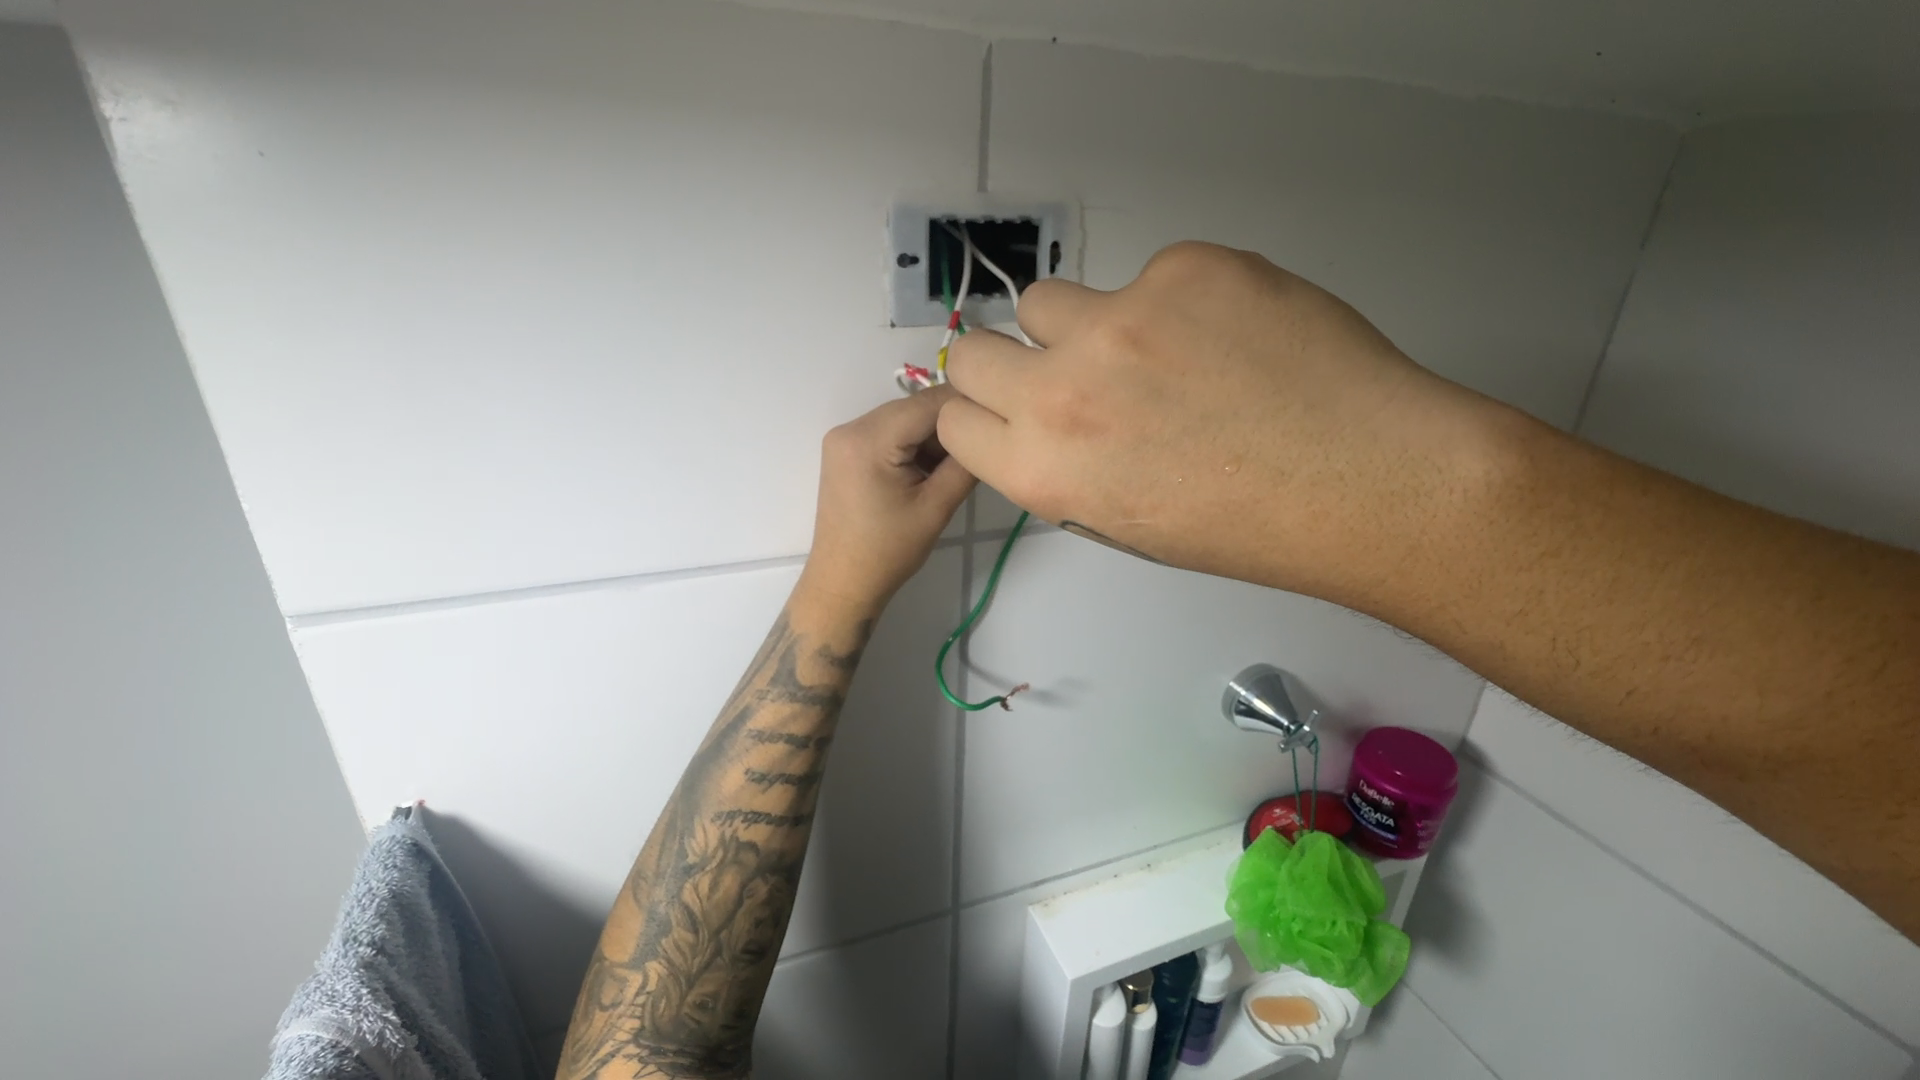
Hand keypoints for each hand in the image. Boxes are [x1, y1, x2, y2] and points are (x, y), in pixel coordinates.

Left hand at [799, 385, 976, 611]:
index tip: (999, 419)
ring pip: (903, 418)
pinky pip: (888, 432)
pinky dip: (913, 444)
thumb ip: (965, 463)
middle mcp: (850, 427)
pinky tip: (930, 469)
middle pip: (914, 407)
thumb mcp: (937, 507)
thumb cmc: (889, 550)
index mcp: (869, 439)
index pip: (929, 403)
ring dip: (932, 435)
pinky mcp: (846, 450)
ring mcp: (844, 437)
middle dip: (950, 424)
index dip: (967, 406)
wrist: (844, 581)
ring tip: (956, 465)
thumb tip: (989, 432)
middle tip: (981, 447)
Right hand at [938, 242, 1502, 601]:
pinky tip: (1233, 337)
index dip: (985, 413)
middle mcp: (1059, 390)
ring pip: (1050, 299)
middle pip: (976, 349)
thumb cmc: (1243, 527)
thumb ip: (1063, 467)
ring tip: (1156, 350)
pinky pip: (1149, 276)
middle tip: (1070, 375)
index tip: (1015, 410)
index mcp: (1042, 468)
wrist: (1364, 480)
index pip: (956, 416)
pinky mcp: (1185, 267)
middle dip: (1011, 363)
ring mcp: (1120, 318)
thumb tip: (1047, 418)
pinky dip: (1175, 303)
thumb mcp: (1123, 521)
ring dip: (1082, 324)